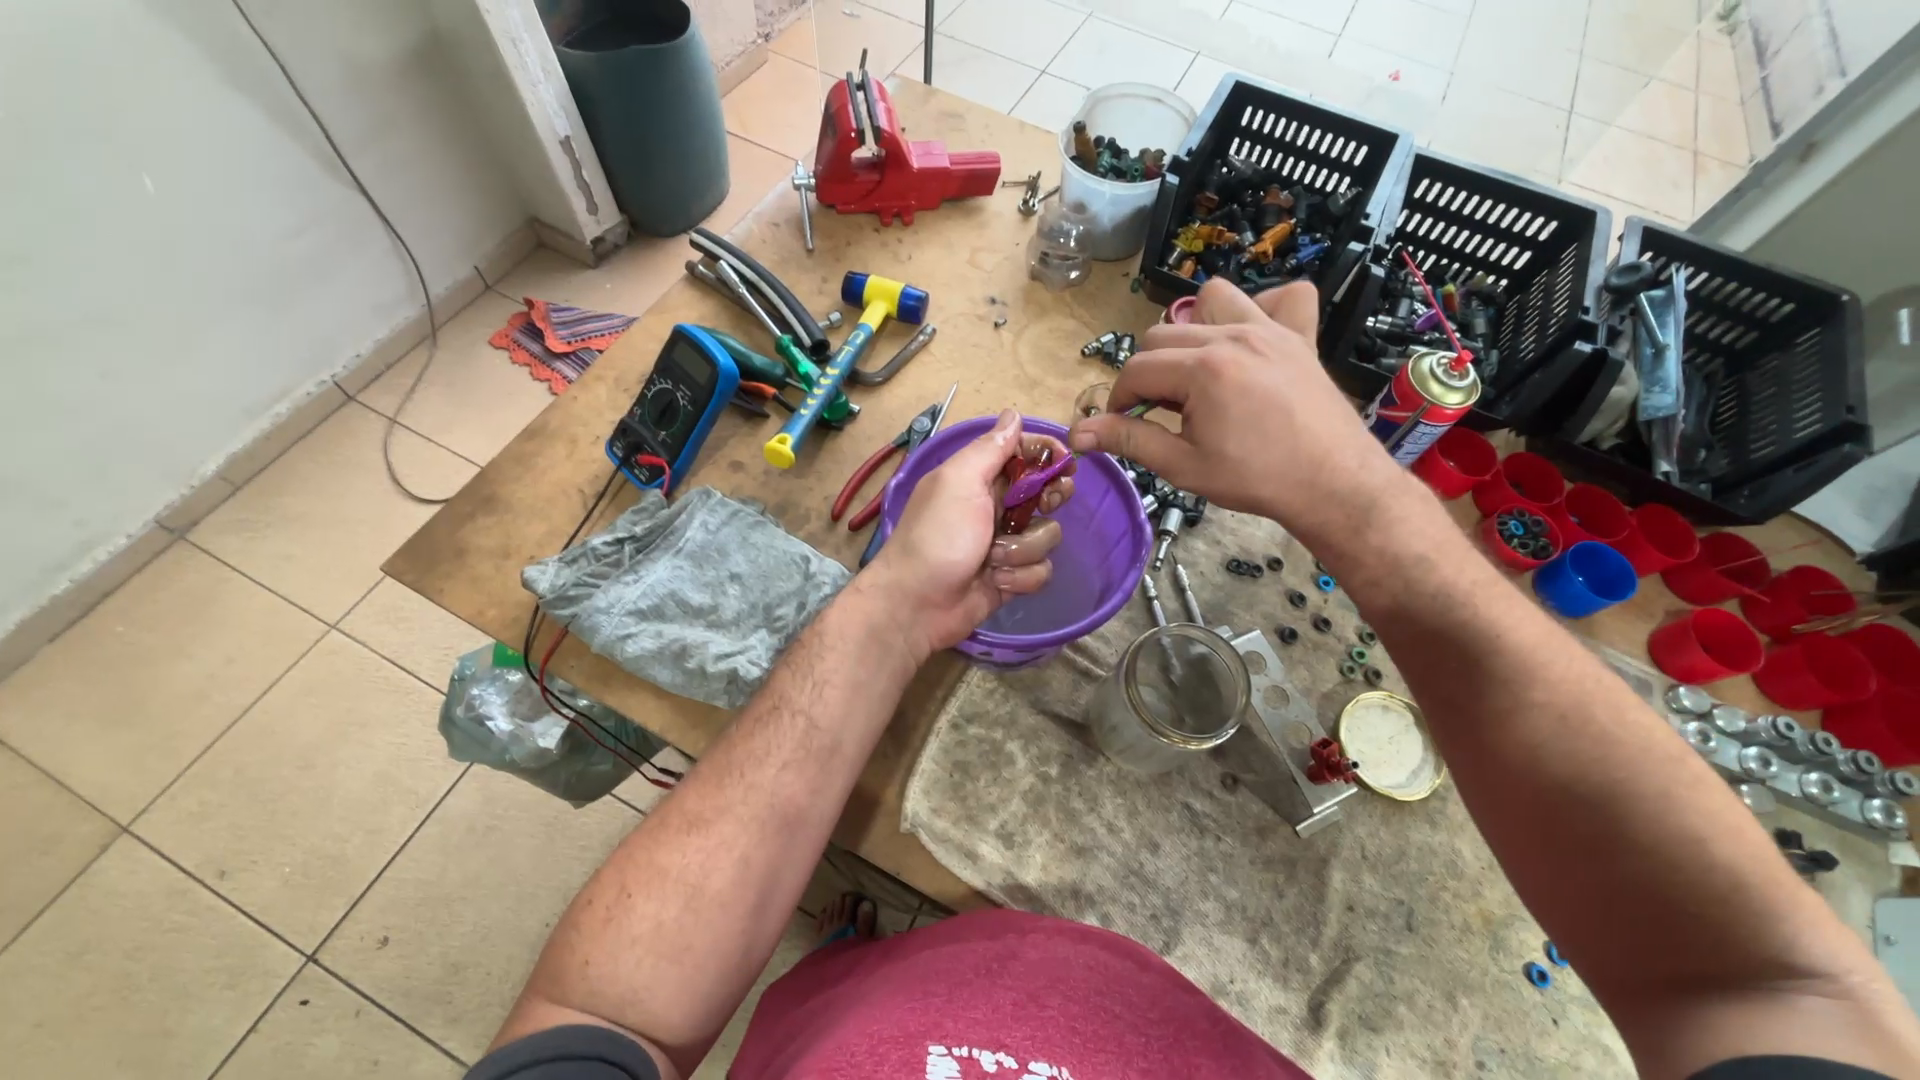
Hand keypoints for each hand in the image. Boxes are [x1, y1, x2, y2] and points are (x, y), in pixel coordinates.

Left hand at [861, 410, 1074, 657]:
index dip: (1048, 454)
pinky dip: (1021, 577)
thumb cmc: (937, 536)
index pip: (1024, 453)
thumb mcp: (959, 482)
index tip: (1066, 461)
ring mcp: (1005, 544)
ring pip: (1048, 535)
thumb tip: (1014, 413)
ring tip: (994, 559)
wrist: (917, 604)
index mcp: (978, 477)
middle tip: (1042, 505)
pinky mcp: (1012, 577)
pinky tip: (998, 582)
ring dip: (1023, 548)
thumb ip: (990, 449)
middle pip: (1046, 492)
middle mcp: (995, 507)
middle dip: (1049, 500)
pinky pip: (1041, 570)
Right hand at [1067, 278, 1403, 542]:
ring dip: (1194, 329)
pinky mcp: (1299, 335)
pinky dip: (1261, 309)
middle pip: (1162, 335)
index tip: (1124, 424)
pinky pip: (1281, 296)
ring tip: (1199, 370)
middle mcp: (1233, 336)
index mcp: (1202, 370)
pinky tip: (1250, 342)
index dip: (1120, 400)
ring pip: (1211, 299)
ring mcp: (1270, 329)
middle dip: (1150, 373)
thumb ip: (1130, 439)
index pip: (1136, 369)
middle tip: (1162, 412)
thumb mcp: (1183, 466)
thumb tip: (1079, 433)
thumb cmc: (1256, 480)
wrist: (1332, 484)